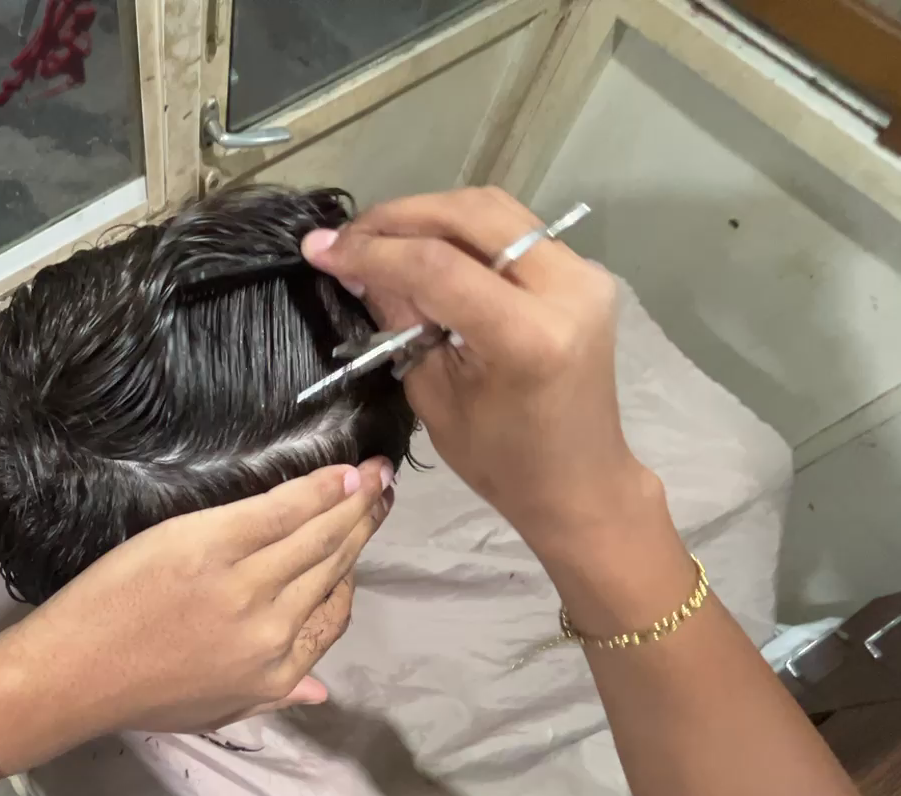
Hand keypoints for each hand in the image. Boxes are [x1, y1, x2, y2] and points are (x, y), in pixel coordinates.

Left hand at [0, 458, 393, 738]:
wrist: (77, 672)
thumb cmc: (138, 693)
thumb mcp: (216, 711)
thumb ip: (274, 697)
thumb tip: (320, 690)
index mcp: (277, 672)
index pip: (334, 617)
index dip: (348, 578)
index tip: (352, 550)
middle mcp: (275, 628)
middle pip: (333, 567)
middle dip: (363, 525)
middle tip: (384, 491)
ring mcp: (247, 584)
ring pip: (316, 536)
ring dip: (351, 500)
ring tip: (374, 474)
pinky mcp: (214, 544)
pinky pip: (280, 512)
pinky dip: (316, 490)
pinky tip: (339, 472)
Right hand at [302, 188, 655, 554]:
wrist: (577, 479)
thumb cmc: (498, 460)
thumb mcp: (433, 397)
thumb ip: (400, 324)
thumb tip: (359, 271)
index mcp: (526, 336)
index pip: (437, 267)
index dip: (370, 251)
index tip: (318, 249)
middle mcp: (566, 289)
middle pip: (471, 215)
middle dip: (398, 217)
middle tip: (345, 236)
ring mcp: (582, 273)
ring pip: (494, 211)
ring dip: (427, 215)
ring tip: (374, 237)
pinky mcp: (581, 273)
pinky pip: (510, 231)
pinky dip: (457, 231)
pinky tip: (419, 247)